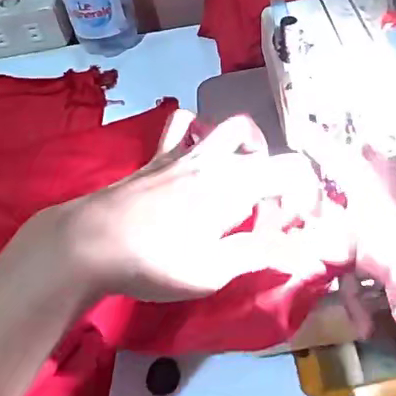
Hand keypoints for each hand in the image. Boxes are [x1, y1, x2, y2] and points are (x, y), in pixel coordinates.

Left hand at [20, 109, 335, 303]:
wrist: (91, 241)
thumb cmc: (155, 261)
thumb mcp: (213, 270)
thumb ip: (258, 254)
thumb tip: (296, 250)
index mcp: (236, 185)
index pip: (293, 171)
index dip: (304, 199)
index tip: (288, 231)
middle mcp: (216, 161)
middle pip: (265, 152)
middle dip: (275, 183)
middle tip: (260, 218)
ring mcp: (185, 154)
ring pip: (229, 128)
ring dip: (246, 150)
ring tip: (239, 181)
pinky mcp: (158, 157)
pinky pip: (183, 124)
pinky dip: (198, 131)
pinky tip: (196, 155)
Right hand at [319, 145, 395, 395]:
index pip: (369, 204)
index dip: (350, 170)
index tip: (321, 138)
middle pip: (351, 226)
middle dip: (326, 227)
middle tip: (303, 235)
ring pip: (352, 253)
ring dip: (338, 273)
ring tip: (349, 311)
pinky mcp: (395, 296)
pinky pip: (359, 279)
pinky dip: (350, 296)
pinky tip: (362, 327)